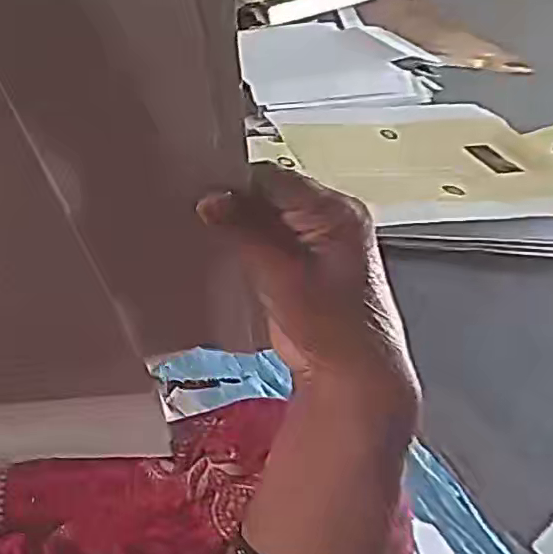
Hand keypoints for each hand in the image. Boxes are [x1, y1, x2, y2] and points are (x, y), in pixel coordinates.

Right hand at [198, 164, 418, 423]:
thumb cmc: (333, 329)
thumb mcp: (280, 274)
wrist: (351, 374)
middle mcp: (331, 219)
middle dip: (234, 203)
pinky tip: (224, 249)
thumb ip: (244, 230)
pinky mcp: (301, 262)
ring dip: (238, 222)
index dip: (236, 184)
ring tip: (208, 230)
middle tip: (200, 212)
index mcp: (336, 212)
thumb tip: (211, 200)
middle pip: (270, 194)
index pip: (275, 179)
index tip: (202, 193)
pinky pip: (267, 236)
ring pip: (265, 215)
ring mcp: (317, 240)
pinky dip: (244, 240)